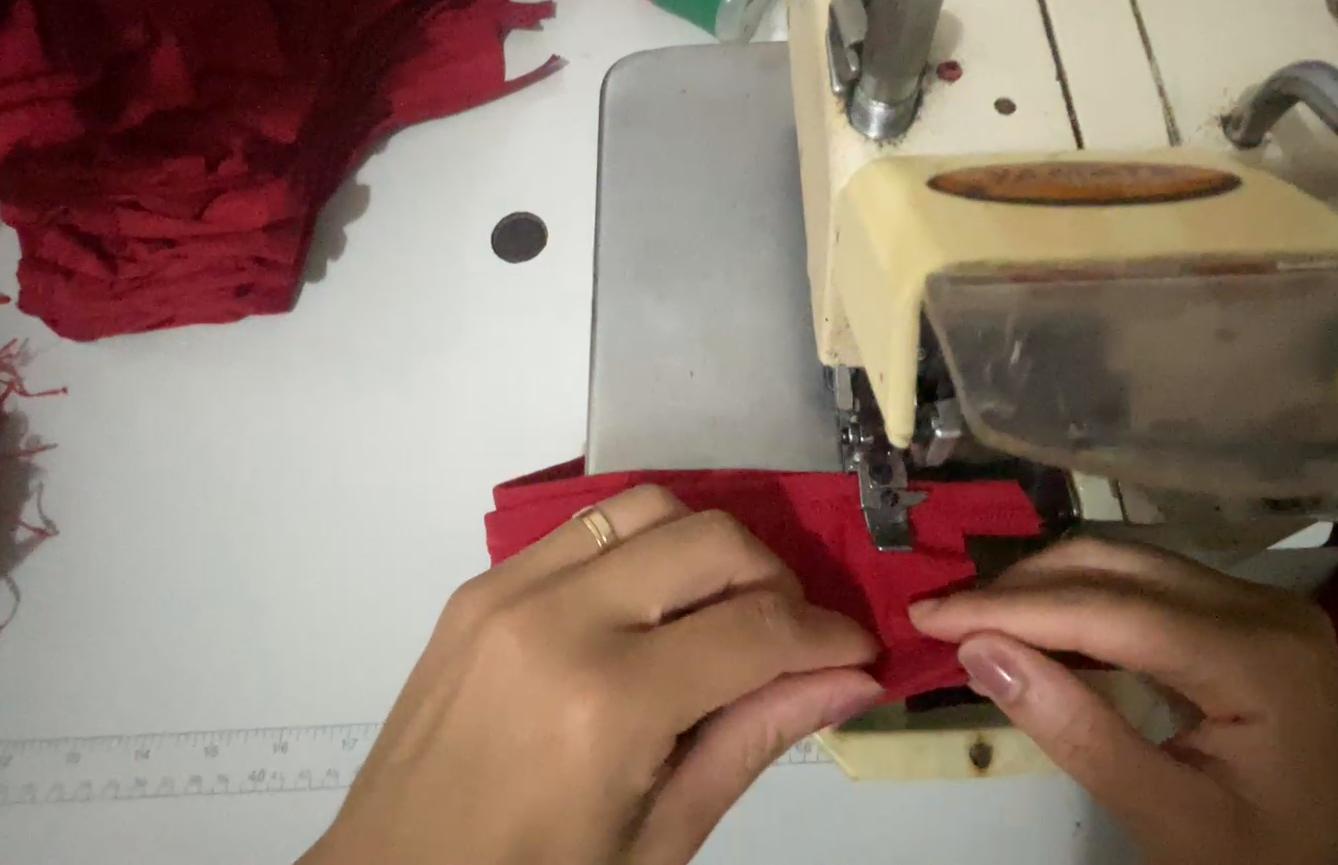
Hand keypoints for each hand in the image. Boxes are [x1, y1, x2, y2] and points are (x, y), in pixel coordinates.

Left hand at [301, 486, 881, 864]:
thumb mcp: (660, 838)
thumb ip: (756, 738)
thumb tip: (850, 679)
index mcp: (605, 705)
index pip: (753, 630)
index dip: (824, 634)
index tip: (855, 647)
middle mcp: (557, 620)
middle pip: (708, 539)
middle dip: (775, 576)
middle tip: (790, 631)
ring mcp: (509, 588)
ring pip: (650, 505)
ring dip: (707, 545)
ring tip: (720, 606)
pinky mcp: (482, 581)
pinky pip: (588, 523)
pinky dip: (644, 544)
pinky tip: (650, 601)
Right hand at [910, 537, 1337, 864]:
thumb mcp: (1175, 823)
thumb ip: (1076, 731)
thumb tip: (977, 650)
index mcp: (1255, 654)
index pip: (1103, 607)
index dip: (1006, 607)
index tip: (926, 613)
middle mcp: (1259, 603)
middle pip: (1110, 563)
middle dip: (1019, 586)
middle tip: (947, 617)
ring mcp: (1258, 602)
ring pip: (1122, 561)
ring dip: (1044, 586)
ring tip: (981, 619)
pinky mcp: (1247, 615)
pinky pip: (1145, 583)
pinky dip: (1081, 599)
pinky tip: (1044, 628)